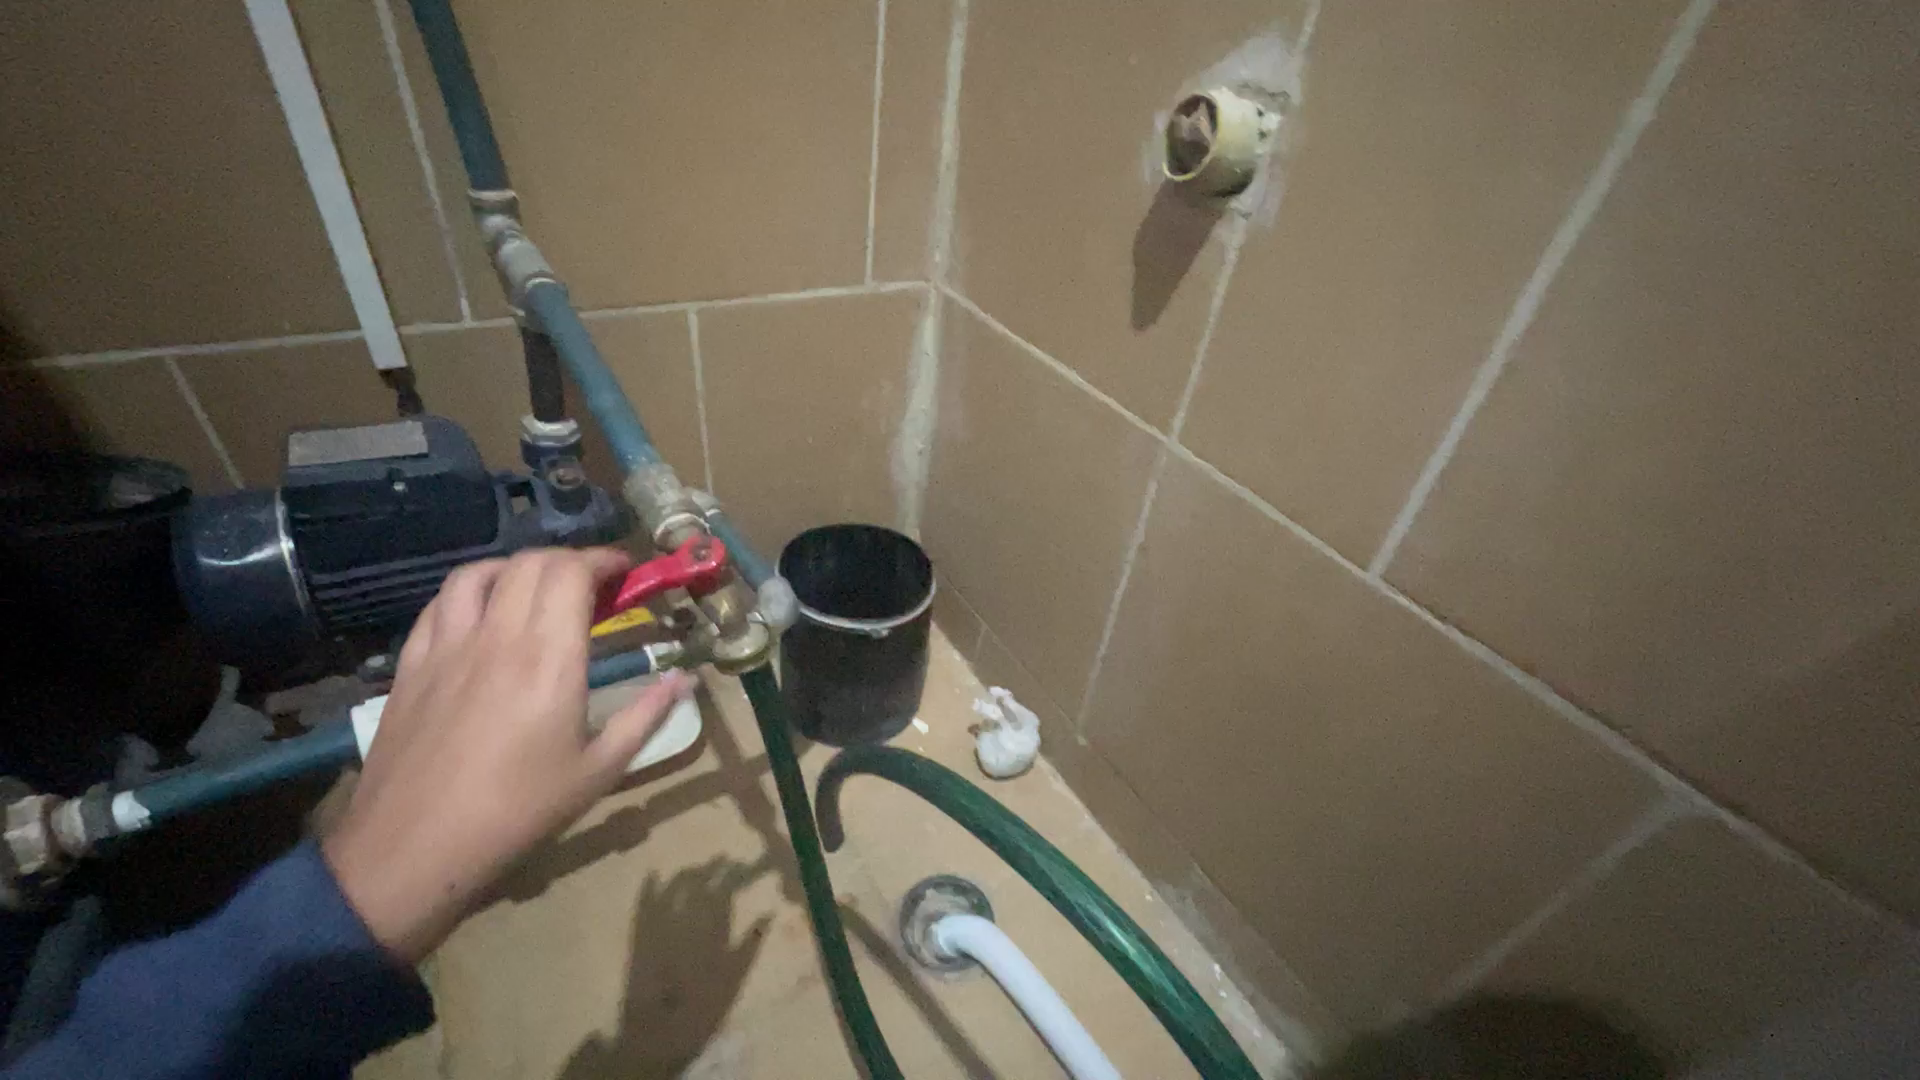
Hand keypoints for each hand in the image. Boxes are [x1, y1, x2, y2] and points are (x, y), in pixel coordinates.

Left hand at [321, 548, 696, 962]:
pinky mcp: (411, 665)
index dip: (603, 560)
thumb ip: (647, 715)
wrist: (412, 851)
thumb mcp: (600, 770)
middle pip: (531, 563)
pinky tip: (485, 614)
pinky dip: (472, 591)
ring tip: (538, 588)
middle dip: (570, 560)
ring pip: (479, 573)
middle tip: (595, 585)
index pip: (572, 574)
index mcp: (550, 659)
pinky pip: (439, 604)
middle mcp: (499, 638)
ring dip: (517, 567)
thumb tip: (687, 679)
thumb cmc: (519, 811)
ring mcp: (447, 647)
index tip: (626, 572)